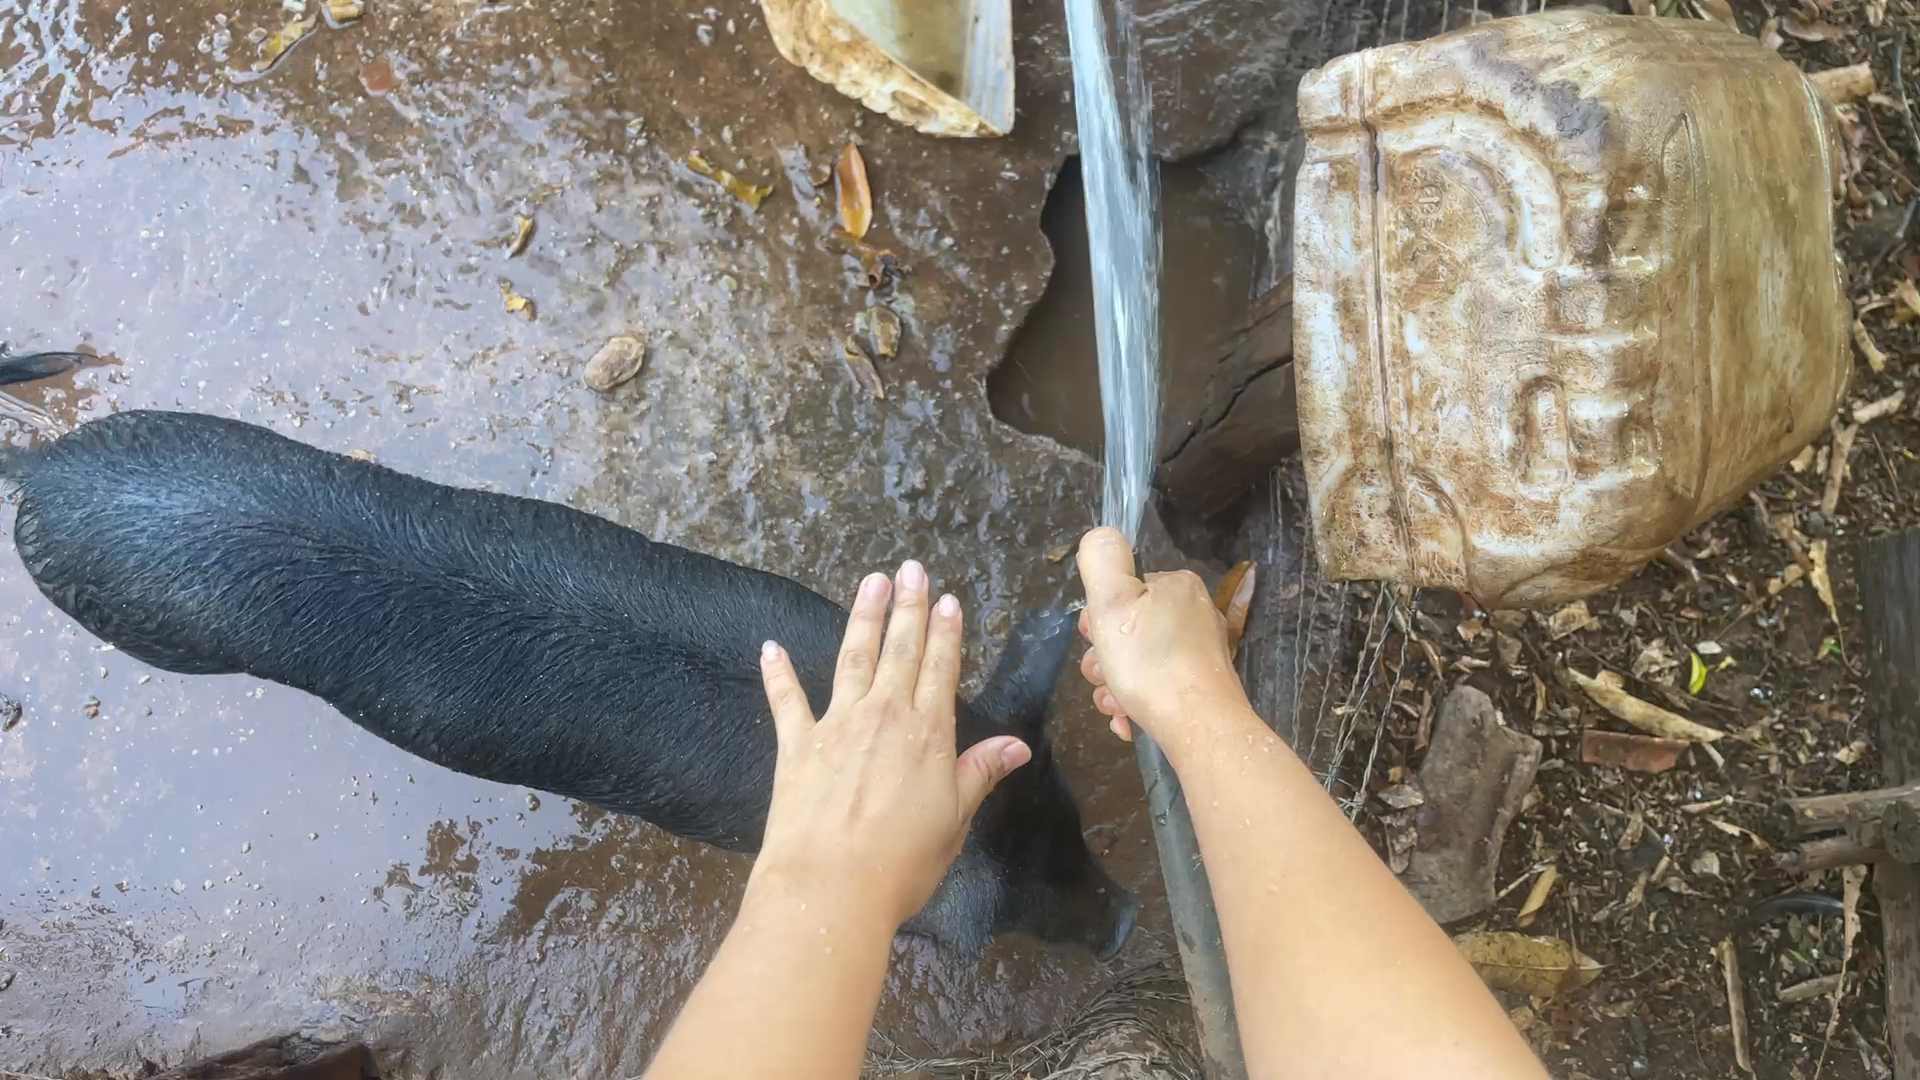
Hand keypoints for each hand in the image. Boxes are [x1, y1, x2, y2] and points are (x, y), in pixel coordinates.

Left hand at [754, 561, 1032, 927]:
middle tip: (911, 568)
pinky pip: (786, 700)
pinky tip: (771, 646)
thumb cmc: (902, 861)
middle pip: (900, 650)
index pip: (940, 668)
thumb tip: (1018, 744)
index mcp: (926, 733)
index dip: (945, 632)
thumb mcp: (954, 819)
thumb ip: (981, 772)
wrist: (829, 890)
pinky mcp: (797, 743)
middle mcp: (884, 715)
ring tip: (871, 581)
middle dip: (909, 607)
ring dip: (864, 617)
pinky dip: (778, 673)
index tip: (948, 599)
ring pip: (854, 657)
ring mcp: (837, 724)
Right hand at [1075, 528, 1248, 754]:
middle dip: (1105, 658)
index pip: (1122, 592)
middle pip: (1128, 630)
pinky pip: (1157, 688)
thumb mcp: (1112, 600)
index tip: (1095, 639)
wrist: (1199, 726)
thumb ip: (1102, 561)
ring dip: (1115, 685)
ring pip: (1139, 663)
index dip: (1097, 618)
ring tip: (1116, 704)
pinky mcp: (1201, 688)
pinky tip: (1128, 720)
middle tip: (1104, 675)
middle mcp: (1194, 614)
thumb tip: (1102, 534)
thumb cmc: (1149, 661)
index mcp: (1176, 586)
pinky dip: (1136, 703)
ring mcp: (1201, 654)